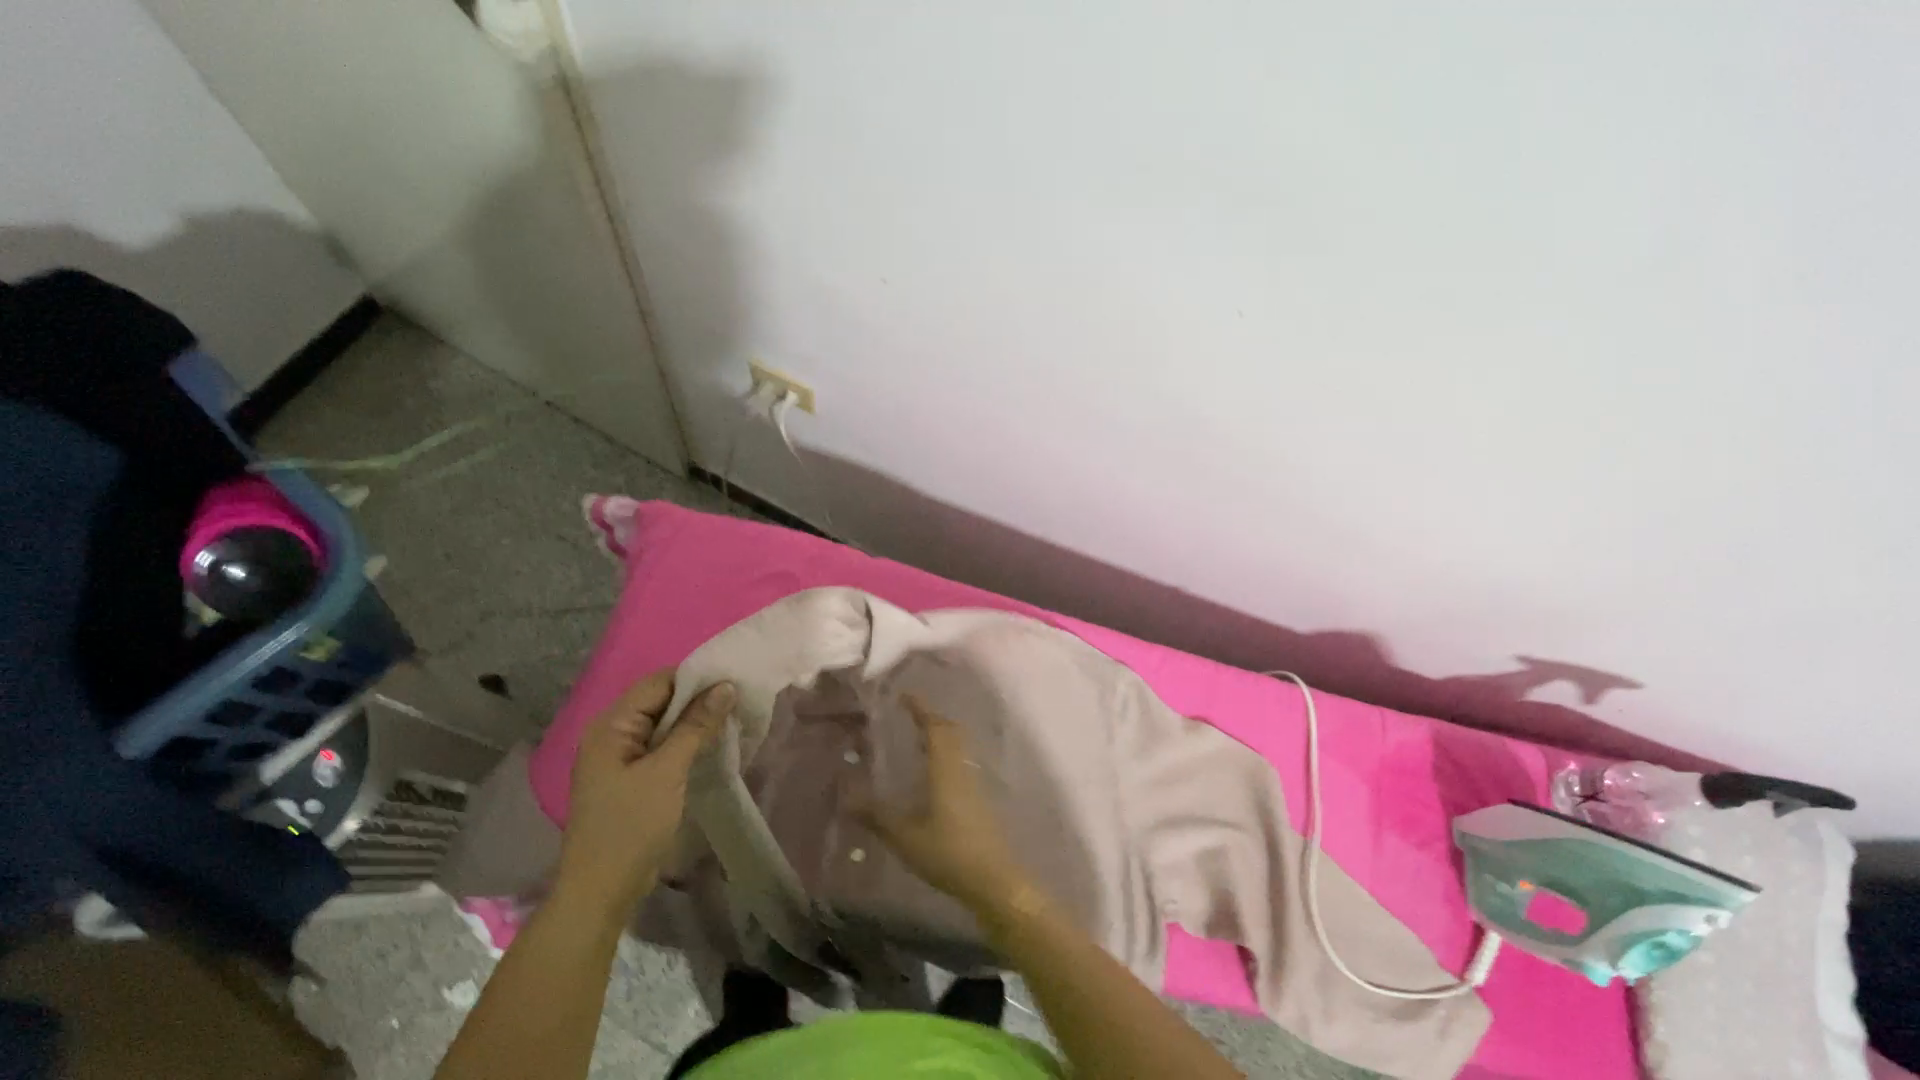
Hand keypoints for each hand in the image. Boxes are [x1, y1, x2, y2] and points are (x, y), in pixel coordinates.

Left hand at [556, 670, 733, 918]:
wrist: (601, 890)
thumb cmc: (631, 826)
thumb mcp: (667, 772)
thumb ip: (695, 726)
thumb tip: (725, 685)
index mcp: (611, 725)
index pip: (657, 683)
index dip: (695, 680)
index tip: (733, 684)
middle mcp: (611, 735)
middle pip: (659, 702)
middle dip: (698, 701)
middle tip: (739, 704)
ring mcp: (619, 759)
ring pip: (662, 726)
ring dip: (694, 725)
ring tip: (731, 724)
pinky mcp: (630, 780)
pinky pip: (660, 749)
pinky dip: (684, 746)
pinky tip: (711, 750)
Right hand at [857, 694, 1031, 914]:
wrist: (995, 881)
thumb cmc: (948, 853)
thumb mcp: (905, 836)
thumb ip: (876, 815)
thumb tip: (845, 797)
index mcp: (946, 769)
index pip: (935, 727)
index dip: (921, 709)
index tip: (905, 696)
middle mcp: (963, 770)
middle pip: (951, 734)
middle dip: (932, 720)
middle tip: (910, 717)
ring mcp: (975, 786)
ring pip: (959, 750)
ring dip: (941, 739)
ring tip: (917, 743)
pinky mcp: (980, 803)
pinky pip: (962, 766)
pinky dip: (946, 758)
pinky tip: (932, 778)